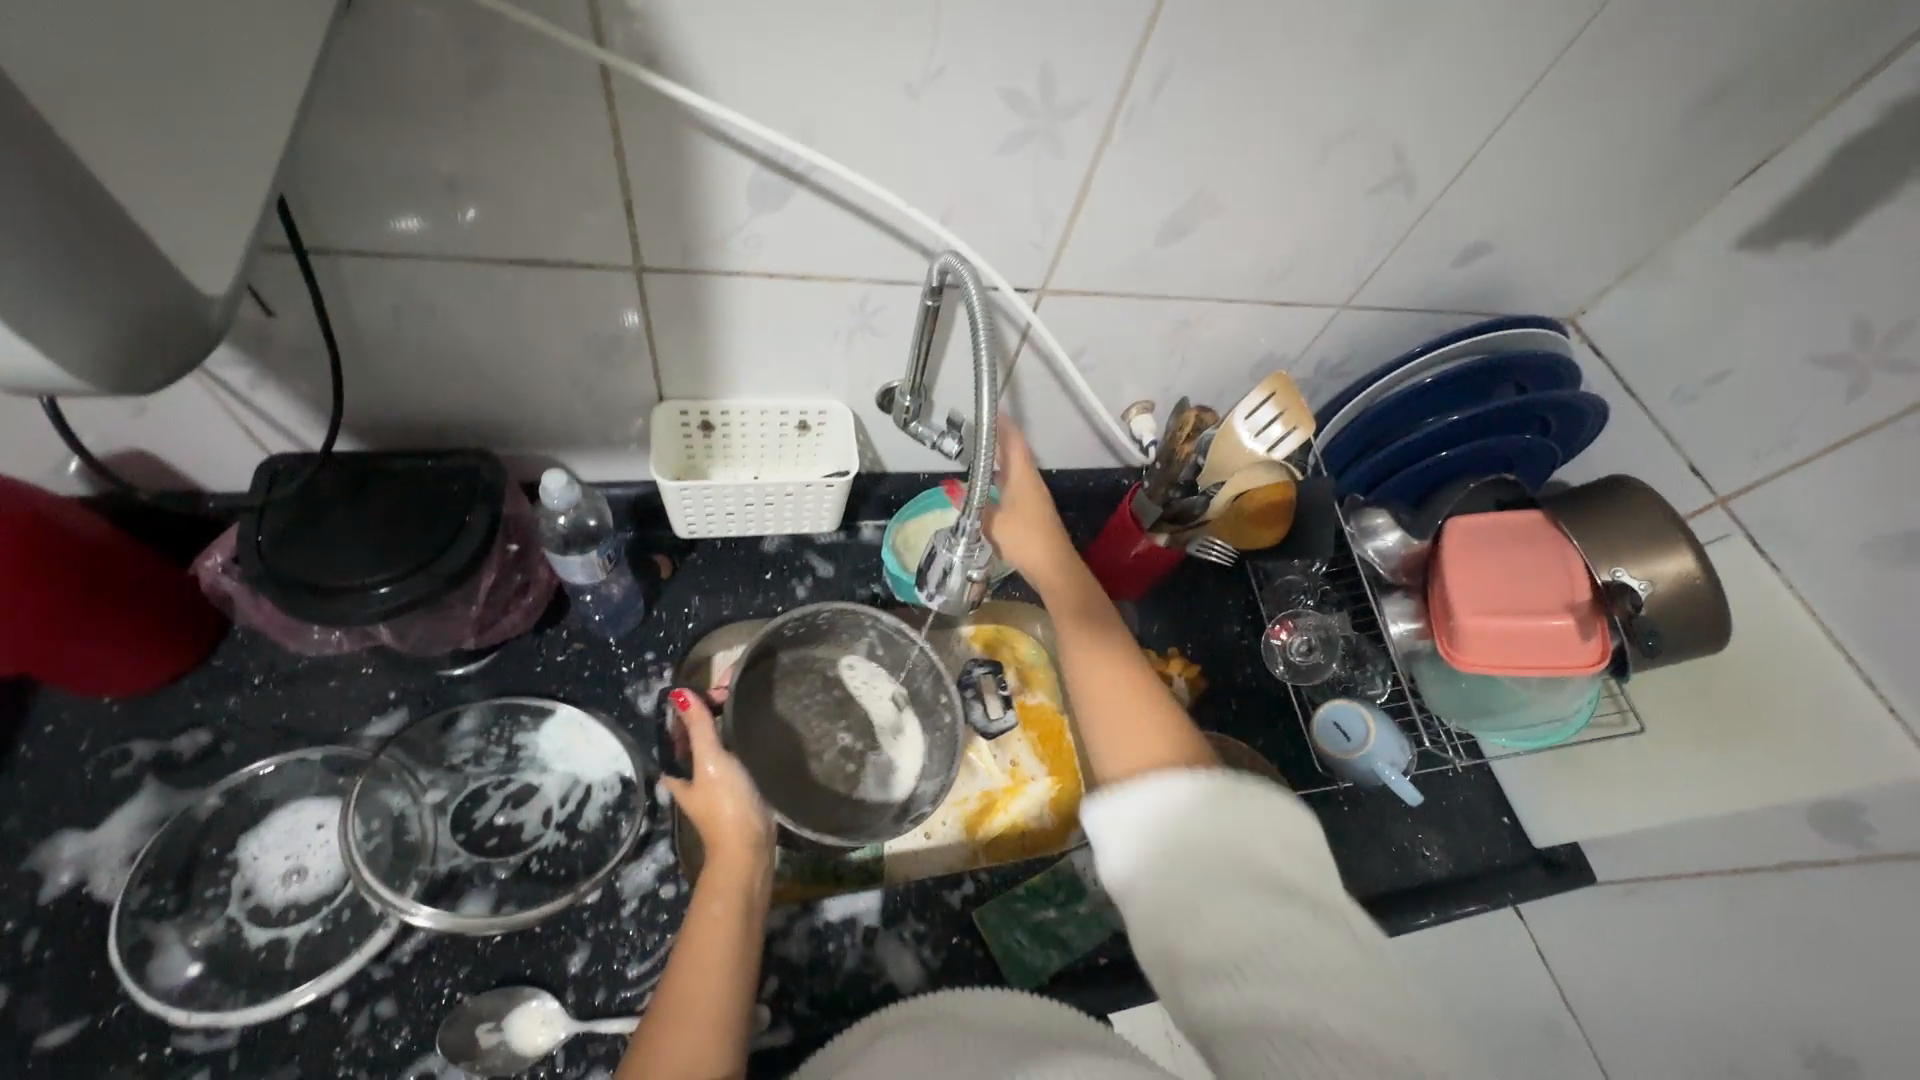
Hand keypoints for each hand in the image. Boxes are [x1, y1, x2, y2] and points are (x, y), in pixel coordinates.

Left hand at [662, 687, 774, 867]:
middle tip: (735, 689)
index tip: (715, 687)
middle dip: (710, 709)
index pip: (677, 725)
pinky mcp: (733, 784)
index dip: (691, 704)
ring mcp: (712, 778)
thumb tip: (679, 692)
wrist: (750, 846)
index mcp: (675, 766)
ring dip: (725, 721)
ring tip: (746, 697)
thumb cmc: (725, 803)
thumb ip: (698, 727)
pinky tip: (753, 725)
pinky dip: (738, 735)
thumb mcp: (710, 761)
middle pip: (695, 732)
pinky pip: (731, 751)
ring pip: (714, 740)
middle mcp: (689, 771)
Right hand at [977, 417, 1077, 584]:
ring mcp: (1034, 497)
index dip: (1003, 425)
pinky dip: (1001, 481)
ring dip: (999, 463)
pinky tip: (988, 489)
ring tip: (979, 456)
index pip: (1014, 442)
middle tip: (978, 432)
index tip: (990, 412)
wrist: (1053, 566)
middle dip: (998, 442)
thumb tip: (952, 488)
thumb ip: (972, 504)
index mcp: (1023, 476)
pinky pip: (1014, 488)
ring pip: (1015, 472)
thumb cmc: (1024, 538)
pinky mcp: (1033, 512)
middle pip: (1015, 454)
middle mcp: (1030, 481)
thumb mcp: (991, 522)